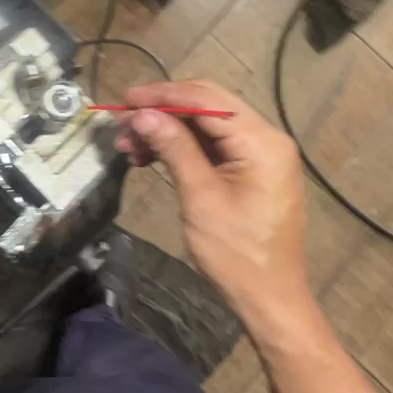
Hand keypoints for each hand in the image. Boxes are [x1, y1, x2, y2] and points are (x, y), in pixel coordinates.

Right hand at [115, 80, 313, 322]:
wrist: (269, 297)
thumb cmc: (235, 253)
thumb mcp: (200, 197)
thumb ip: (174, 148)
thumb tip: (144, 114)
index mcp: (261, 141)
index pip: (207, 100)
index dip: (163, 95)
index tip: (124, 99)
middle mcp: (266, 138)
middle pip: (208, 105)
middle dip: (162, 109)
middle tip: (123, 120)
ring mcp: (260, 153)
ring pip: (206, 125)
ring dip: (167, 130)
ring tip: (128, 146)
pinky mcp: (251, 169)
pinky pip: (213, 145)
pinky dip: (181, 147)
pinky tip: (150, 156)